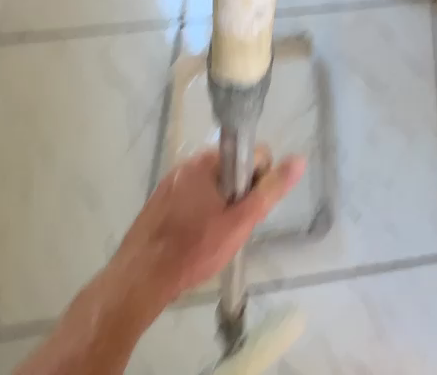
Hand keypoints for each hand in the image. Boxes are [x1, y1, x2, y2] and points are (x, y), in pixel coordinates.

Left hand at [115, 147, 306, 302]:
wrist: (137, 282)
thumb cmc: (193, 250)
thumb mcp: (241, 221)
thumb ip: (270, 189)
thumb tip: (299, 160)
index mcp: (207, 161)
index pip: (253, 154)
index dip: (260, 180)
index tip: (250, 209)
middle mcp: (187, 164)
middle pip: (232, 169)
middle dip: (239, 194)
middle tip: (233, 226)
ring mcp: (169, 183)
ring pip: (212, 185)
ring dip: (220, 204)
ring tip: (214, 236)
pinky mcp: (157, 202)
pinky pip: (192, 197)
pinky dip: (200, 212)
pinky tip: (194, 239)